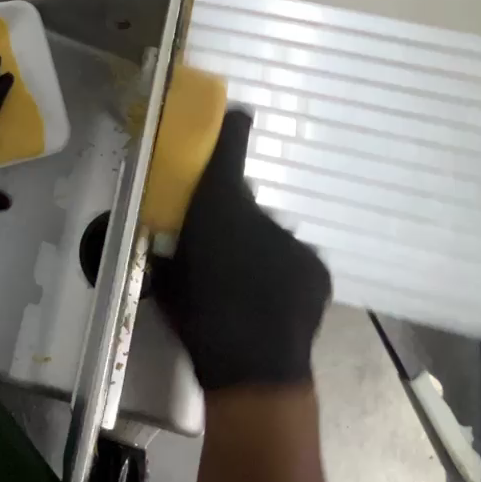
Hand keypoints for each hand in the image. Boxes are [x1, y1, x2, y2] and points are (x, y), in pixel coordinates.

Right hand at [154, 110, 331, 388]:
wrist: (252, 365)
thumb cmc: (196, 314)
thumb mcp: (165, 274)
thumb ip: (169, 244)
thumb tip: (167, 234)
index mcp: (217, 206)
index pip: (230, 148)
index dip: (232, 127)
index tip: (236, 116)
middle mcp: (260, 213)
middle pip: (242, 204)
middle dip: (230, 220)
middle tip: (217, 251)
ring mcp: (292, 240)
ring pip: (267, 236)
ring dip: (255, 251)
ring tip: (244, 286)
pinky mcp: (315, 266)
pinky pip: (290, 261)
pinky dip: (279, 274)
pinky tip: (268, 300)